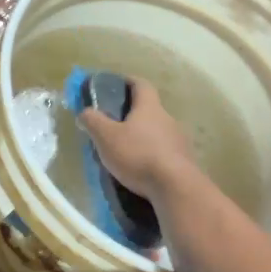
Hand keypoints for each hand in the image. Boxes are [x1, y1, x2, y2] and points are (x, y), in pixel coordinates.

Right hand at [80, 77, 200, 200]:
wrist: (176, 189)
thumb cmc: (138, 155)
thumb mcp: (105, 136)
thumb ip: (92, 120)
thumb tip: (85, 112)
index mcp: (150, 108)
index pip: (141, 85)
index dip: (128, 82)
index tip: (115, 85)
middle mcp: (168, 120)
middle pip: (149, 110)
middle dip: (132, 115)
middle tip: (113, 124)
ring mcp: (180, 142)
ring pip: (157, 132)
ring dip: (142, 137)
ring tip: (125, 150)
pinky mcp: (185, 163)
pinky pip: (165, 152)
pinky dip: (152, 155)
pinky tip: (140, 169)